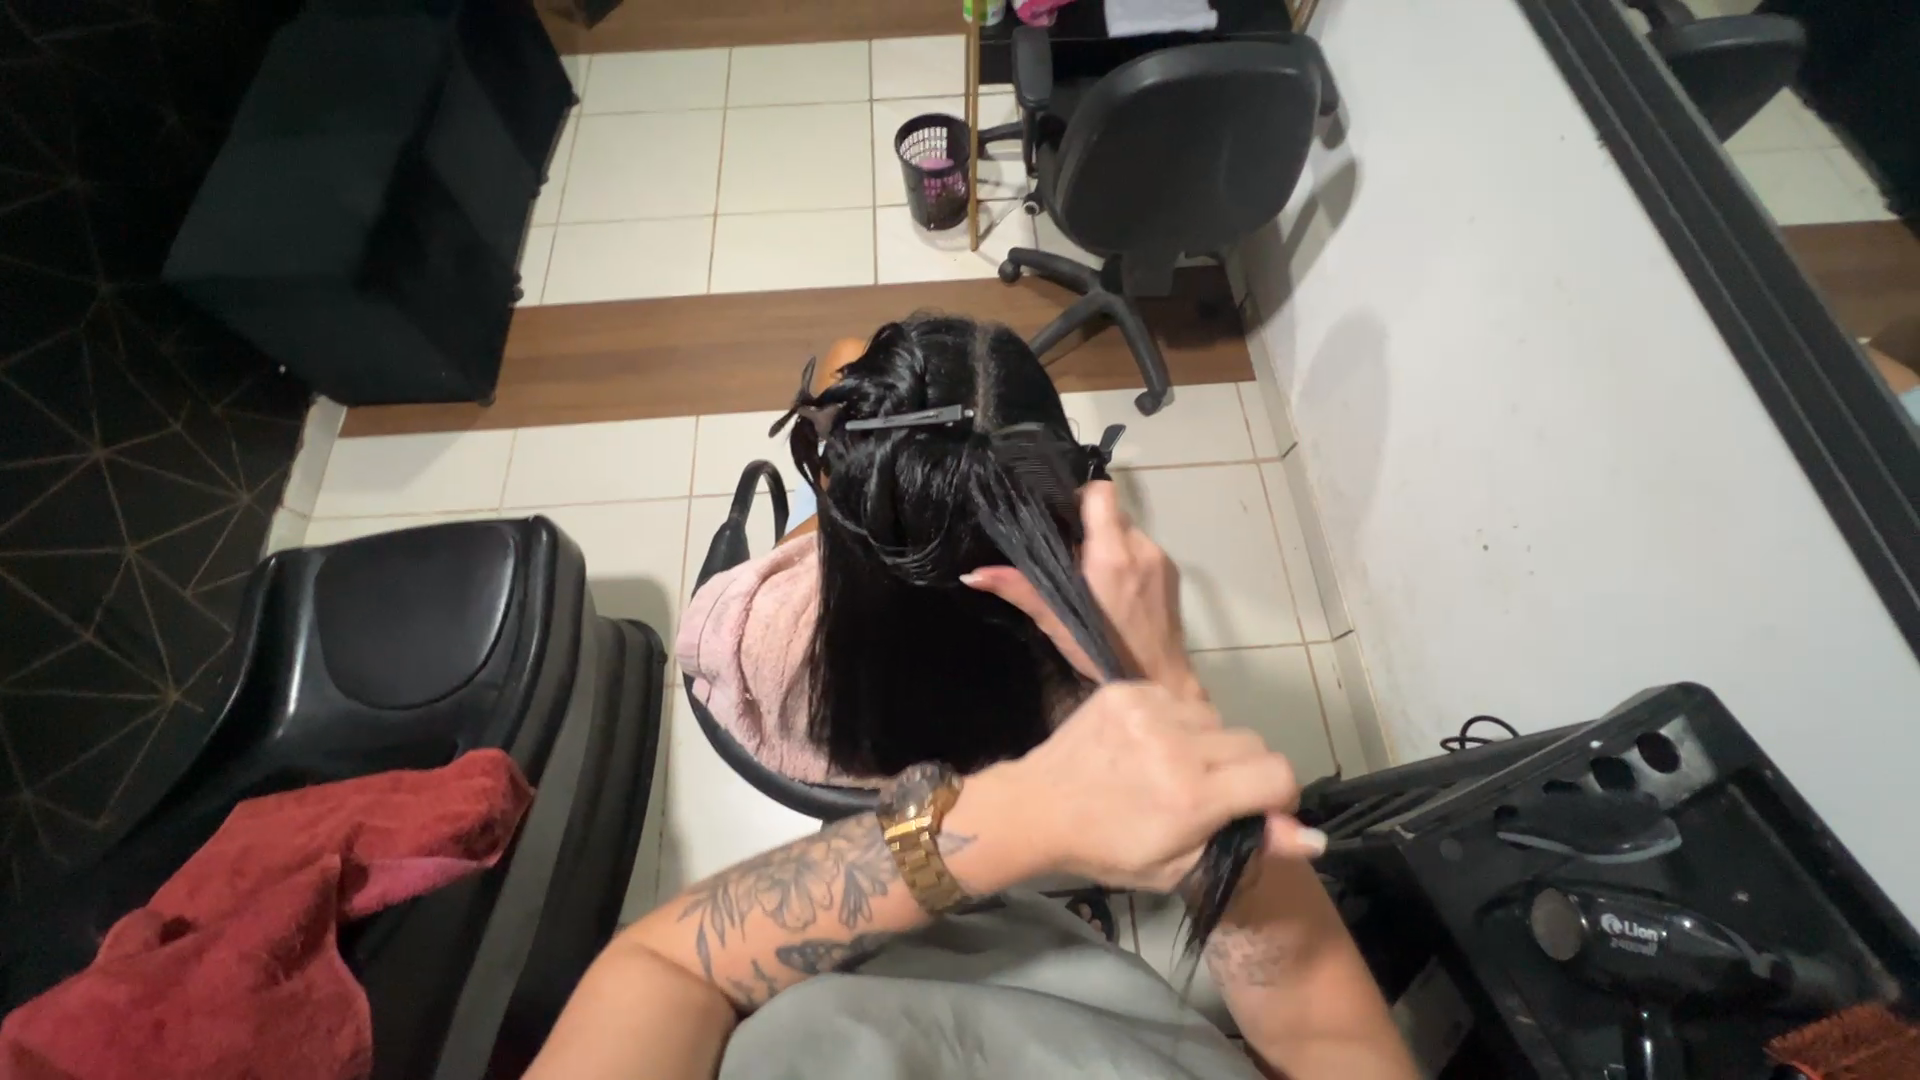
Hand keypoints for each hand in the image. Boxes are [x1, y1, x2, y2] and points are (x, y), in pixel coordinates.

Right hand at [962, 481, 1202, 699]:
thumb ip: (1017, 589)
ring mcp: (1161, 558)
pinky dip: (1127, 557)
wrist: (1159, 680)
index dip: (1078, 496)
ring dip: (1109, 543)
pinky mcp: (1173, 572)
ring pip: (1128, 530)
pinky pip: (1144, 549)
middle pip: (1112, 511)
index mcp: (1111, 553)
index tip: (1061, 518)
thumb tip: (971, 574)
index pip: (1100, 492)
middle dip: (1089, 525)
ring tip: (1093, 575)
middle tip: (1070, 554)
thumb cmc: (1102, 651)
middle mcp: (1140, 547)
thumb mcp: (1055, 620)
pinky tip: (1116, 587)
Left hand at [997, 682, 1326, 892]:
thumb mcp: (1178, 867)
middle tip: (1211, 790)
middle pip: (1252, 742)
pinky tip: (1148, 743)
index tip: (1259, 808)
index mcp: (1192, 795)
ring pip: (1216, 718)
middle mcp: (1175, 744)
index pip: (1278, 774)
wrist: (1038, 807)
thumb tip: (1312, 838)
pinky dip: (1175, 720)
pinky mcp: (1125, 690)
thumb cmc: (1107, 847)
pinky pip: (1177, 698)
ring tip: (1174, 765)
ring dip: (1209, 742)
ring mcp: (1147, 710)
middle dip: (1245, 769)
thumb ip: (1249, 847)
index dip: (1279, 795)